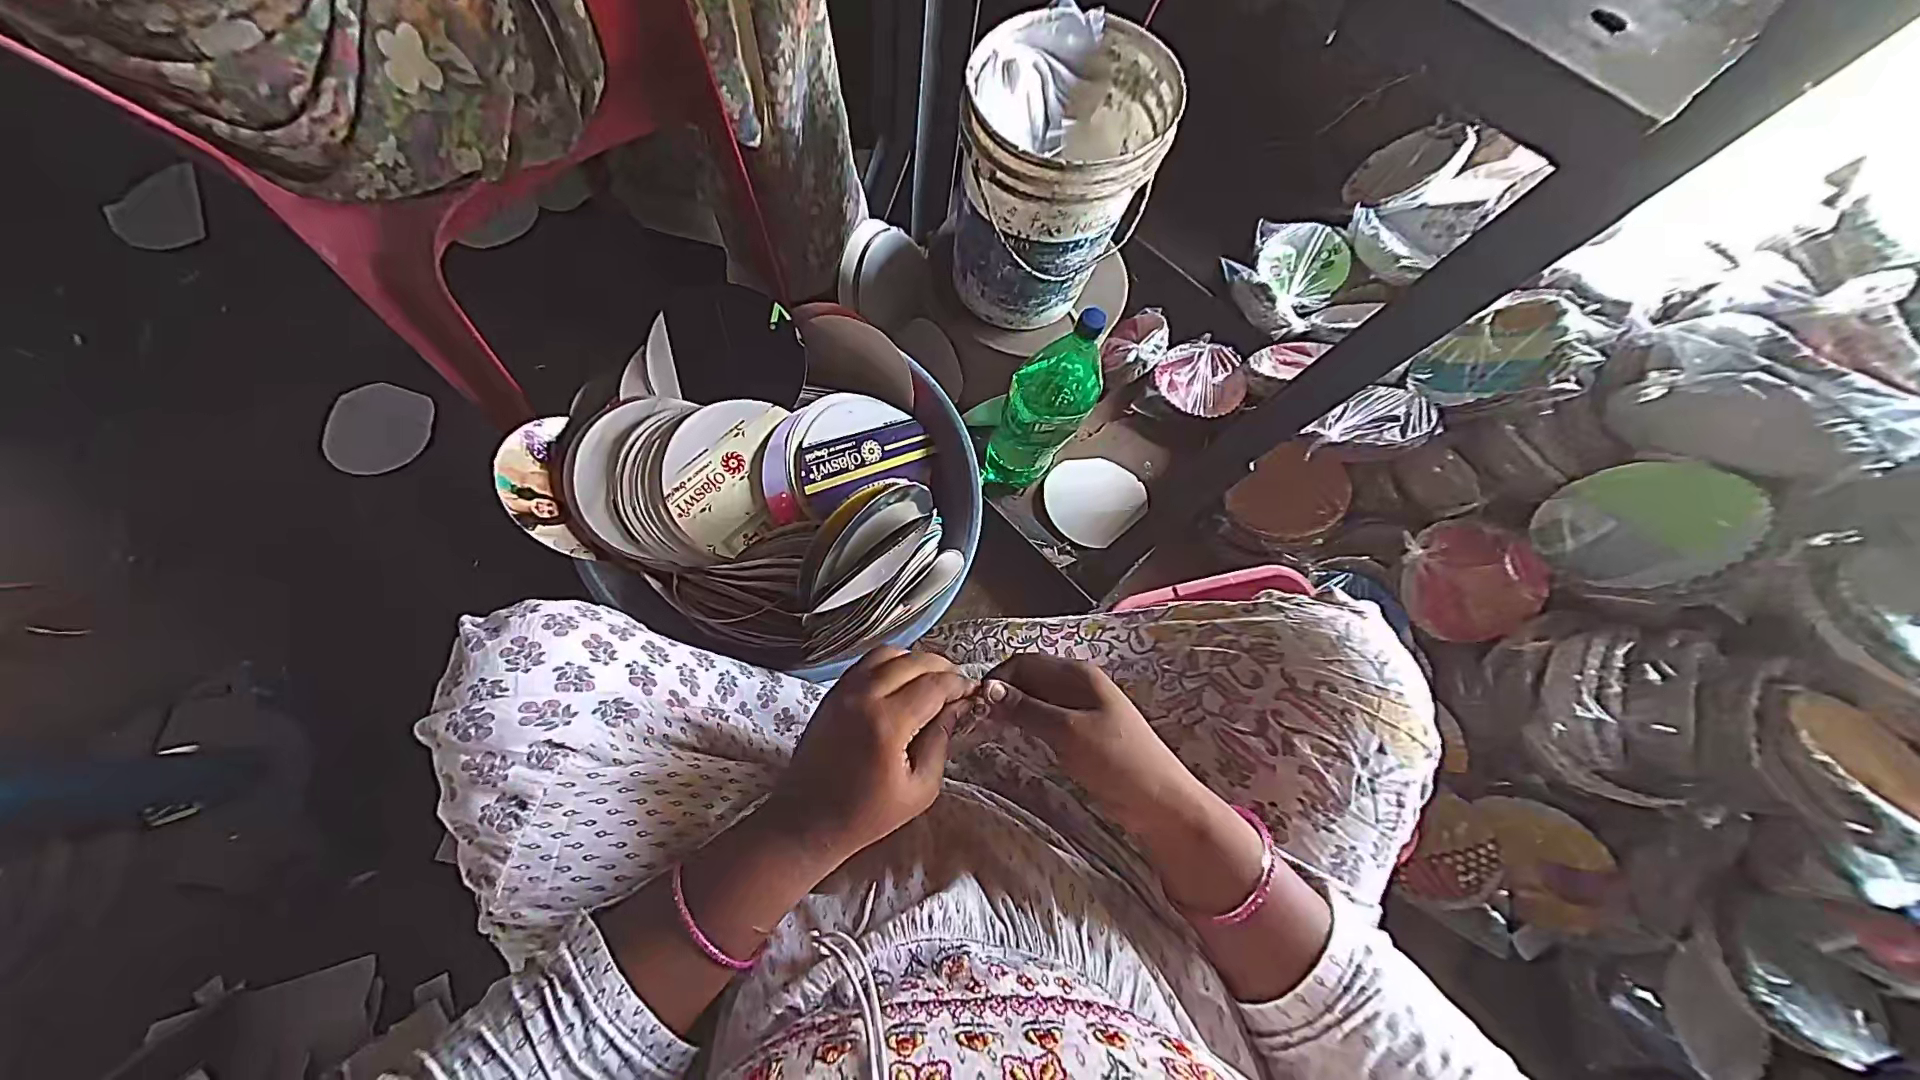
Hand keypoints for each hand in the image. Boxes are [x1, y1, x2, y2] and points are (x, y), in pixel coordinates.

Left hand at [764, 647, 976, 858]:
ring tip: (931, 679)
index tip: (972, 692)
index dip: (959, 684)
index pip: (934, 685)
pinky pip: (867, 662)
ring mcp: (844, 691)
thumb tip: (957, 707)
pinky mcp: (832, 693)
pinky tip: (902, 681)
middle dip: (943, 668)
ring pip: (889, 653)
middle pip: (914, 661)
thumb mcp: (920, 788)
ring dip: (915, 660)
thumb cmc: (866, 814)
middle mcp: (864, 697)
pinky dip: (890, 663)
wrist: (807, 821)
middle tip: (957, 685)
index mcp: (888, 724)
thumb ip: (941, 740)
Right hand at [981, 654, 1204, 829]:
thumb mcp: (1067, 732)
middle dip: (1003, 692)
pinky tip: (1018, 736)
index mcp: (1078, 674)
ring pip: (1037, 697)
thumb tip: (988, 689)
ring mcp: (1083, 707)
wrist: (1160, 803)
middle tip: (978, 719)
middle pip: (1030, 677)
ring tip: (992, 728)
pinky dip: (1029, 722)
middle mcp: (1079, 684)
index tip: (975, 704)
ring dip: (1014, 708)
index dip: (998, 678)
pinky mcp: (1084, 730)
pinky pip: (1048, 716)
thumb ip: (1027, 709)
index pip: (1024, 661)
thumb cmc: (1117, 762)